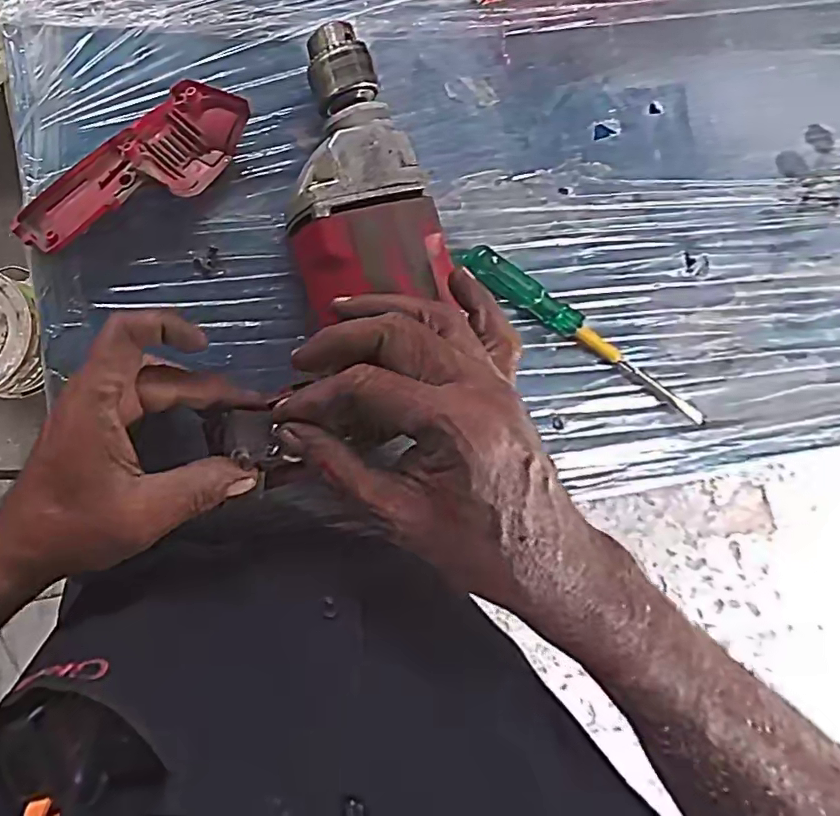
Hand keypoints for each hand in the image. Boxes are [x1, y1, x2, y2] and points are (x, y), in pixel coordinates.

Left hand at [0, 310, 264, 591]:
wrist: (21, 549)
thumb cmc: (69, 527)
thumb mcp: (142, 512)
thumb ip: (198, 488)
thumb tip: (245, 474)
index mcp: (96, 398)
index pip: (126, 332)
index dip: (166, 325)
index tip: (202, 344)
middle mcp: (93, 394)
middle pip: (152, 366)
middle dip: (200, 380)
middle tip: (242, 402)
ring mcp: (92, 410)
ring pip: (148, 385)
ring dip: (188, 394)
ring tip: (228, 412)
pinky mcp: (94, 427)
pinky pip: (138, 403)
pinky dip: (170, 407)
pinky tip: (196, 424)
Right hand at [272, 268, 629, 622]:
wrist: (548, 563)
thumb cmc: (480, 549)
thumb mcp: (399, 516)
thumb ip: (339, 468)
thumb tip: (295, 433)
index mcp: (453, 421)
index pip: (368, 384)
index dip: (319, 395)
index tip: (291, 410)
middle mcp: (477, 386)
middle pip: (399, 335)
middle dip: (344, 339)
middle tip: (306, 357)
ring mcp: (495, 380)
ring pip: (437, 318)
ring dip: (388, 306)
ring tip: (345, 307)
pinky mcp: (504, 384)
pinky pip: (491, 329)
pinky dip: (474, 298)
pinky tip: (456, 275)